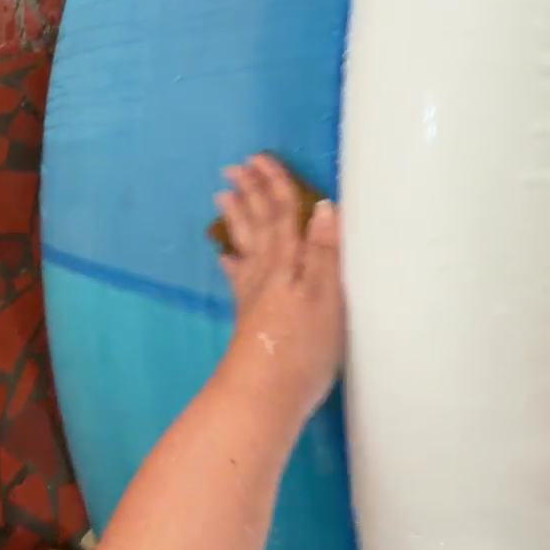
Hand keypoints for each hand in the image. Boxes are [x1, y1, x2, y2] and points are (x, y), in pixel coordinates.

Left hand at [212, 155, 345, 420]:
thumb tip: (324, 205)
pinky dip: (232, 259)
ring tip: (222, 194)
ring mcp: (254, 291)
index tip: (261, 158)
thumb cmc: (303, 345)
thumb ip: (325, 251)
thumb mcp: (327, 296)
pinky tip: (224, 255)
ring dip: (237, 216)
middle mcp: (267, 270)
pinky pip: (238, 274)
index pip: (282, 213)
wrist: (265, 391)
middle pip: (258, 222)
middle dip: (250, 192)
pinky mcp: (249, 312)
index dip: (274, 185)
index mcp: (288, 261)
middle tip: (235, 167)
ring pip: (245, 242)